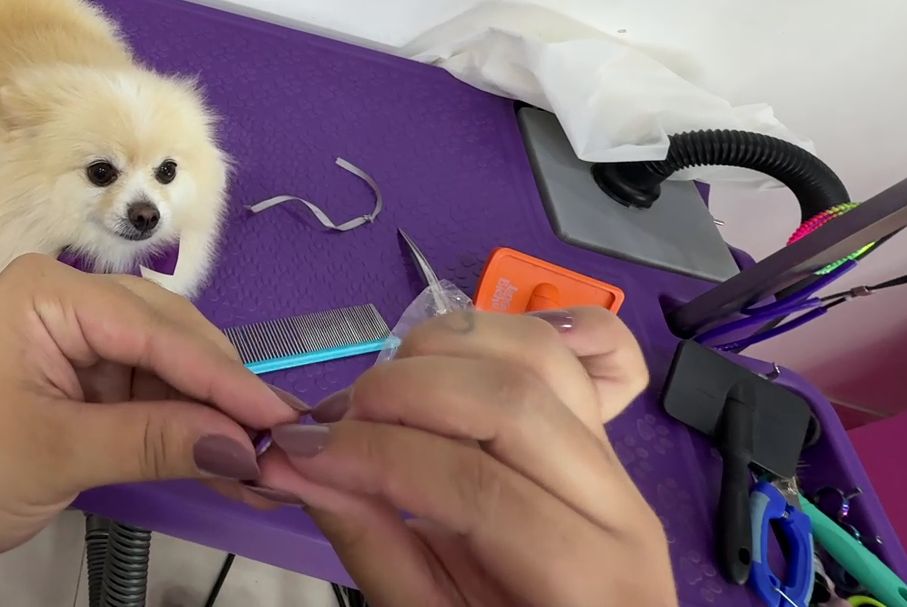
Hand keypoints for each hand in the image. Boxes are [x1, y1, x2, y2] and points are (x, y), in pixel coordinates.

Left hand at [0, 253, 305, 557]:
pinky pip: (142, 386)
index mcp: (49, 291)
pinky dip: (177, 420)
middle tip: (279, 443)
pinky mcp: (79, 367)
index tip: (278, 419)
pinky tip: (214, 451)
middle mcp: (67, 296)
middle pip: (165, 333)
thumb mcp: (54, 455)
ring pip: (162, 360)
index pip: (152, 327)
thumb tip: (240, 446)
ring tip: (257, 457)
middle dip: (218, 388)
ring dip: (205, 408)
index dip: (219, 375)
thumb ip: (150, 442)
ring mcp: (74, 331)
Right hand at [254, 308, 672, 606]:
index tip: (298, 448)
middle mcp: (621, 506)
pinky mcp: (593, 420)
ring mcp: (612, 453)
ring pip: (533, 353)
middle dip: (398, 390)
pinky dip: (508, 325)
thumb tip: (285, 462)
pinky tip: (459, 342)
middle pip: (509, 399)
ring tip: (382, 391)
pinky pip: (569, 346)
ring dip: (434, 348)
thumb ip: (364, 538)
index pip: (477, 486)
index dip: (375, 453)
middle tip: (336, 419)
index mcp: (593, 583)